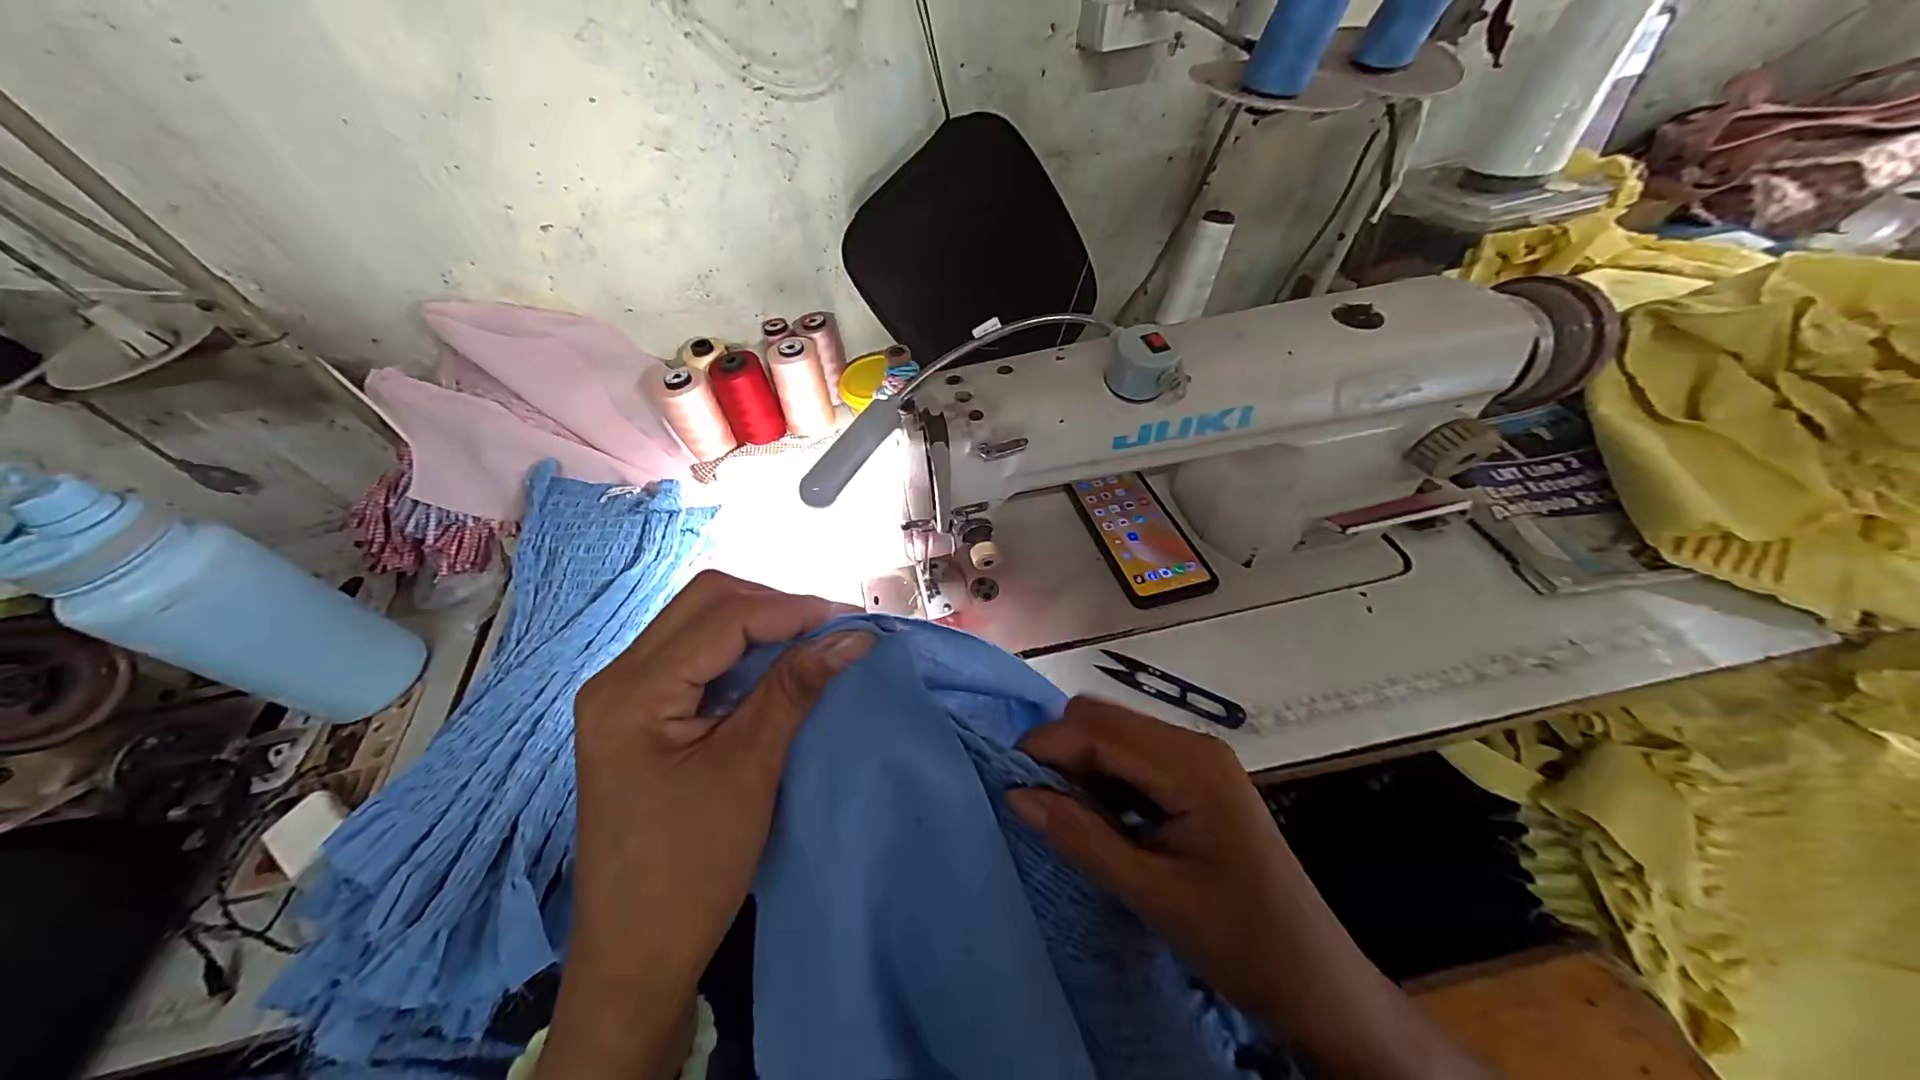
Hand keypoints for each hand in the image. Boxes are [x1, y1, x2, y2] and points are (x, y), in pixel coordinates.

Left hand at [542, 571, 870, 1079]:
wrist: (637, 952)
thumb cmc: (690, 869)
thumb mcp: (748, 770)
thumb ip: (794, 689)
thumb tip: (852, 635)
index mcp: (631, 692)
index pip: (721, 617)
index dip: (791, 610)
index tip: (850, 622)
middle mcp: (616, 678)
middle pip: (704, 602)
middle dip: (774, 605)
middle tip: (831, 629)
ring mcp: (623, 694)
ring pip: (699, 621)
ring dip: (759, 622)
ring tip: (813, 641)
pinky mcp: (639, 712)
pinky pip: (695, 654)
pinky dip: (742, 648)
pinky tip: (777, 664)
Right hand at [1007, 698, 1494, 1079]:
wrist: (1316, 982)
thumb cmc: (1241, 940)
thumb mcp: (1152, 893)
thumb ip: (1081, 837)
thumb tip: (1016, 795)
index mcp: (1190, 764)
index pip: (1093, 728)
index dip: (1043, 750)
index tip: (1010, 790)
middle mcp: (1193, 745)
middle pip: (1100, 719)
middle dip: (1060, 755)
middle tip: (1045, 811)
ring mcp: (1197, 759)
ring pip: (1112, 735)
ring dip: (1080, 768)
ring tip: (1072, 823)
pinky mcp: (1196, 779)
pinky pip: (1131, 758)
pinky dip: (1103, 780)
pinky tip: (1103, 822)